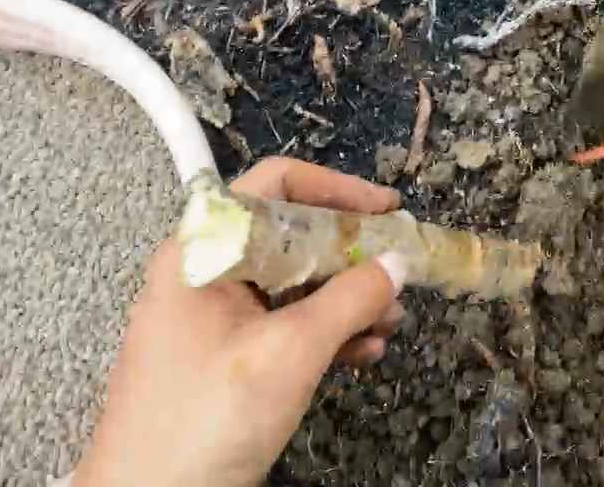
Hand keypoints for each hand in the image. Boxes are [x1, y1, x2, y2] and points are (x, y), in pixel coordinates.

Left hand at [74, 158, 408, 486]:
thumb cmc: (206, 420)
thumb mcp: (289, 352)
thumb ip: (351, 299)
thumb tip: (399, 263)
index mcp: (203, 250)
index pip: (276, 184)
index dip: (337, 187)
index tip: (386, 208)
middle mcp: (209, 270)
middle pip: (294, 233)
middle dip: (355, 252)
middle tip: (399, 267)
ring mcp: (217, 315)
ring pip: (298, 280)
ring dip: (350, 295)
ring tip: (391, 320)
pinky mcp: (229, 354)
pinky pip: (289, 320)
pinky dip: (330, 329)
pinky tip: (366, 351)